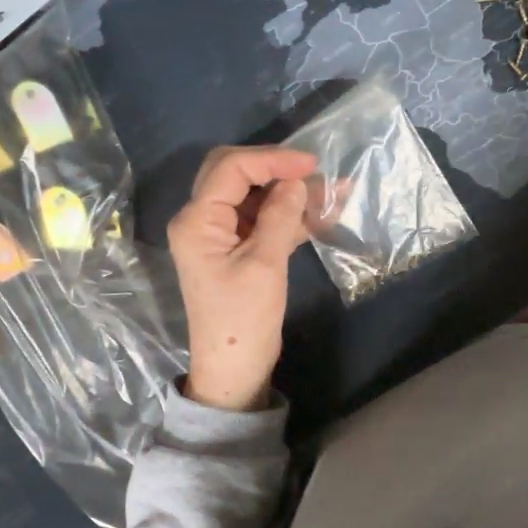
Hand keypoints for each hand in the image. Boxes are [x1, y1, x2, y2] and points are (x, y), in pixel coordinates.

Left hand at [167, 146, 317, 410]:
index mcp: (197, 220)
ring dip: (288, 191)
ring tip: (330, 191)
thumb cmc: (243, 319)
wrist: (234, 369)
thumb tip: (296, 182)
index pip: (231, 168)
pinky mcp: (237, 251)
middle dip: (277, 169)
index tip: (311, 164)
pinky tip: (322, 213)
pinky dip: (289, 215)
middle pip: (237, 175)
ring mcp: (219, 236)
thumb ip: (279, 217)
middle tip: (316, 172)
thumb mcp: (265, 264)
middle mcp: (201, 220)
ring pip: (253, 196)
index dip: (272, 159)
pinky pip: (262, 220)